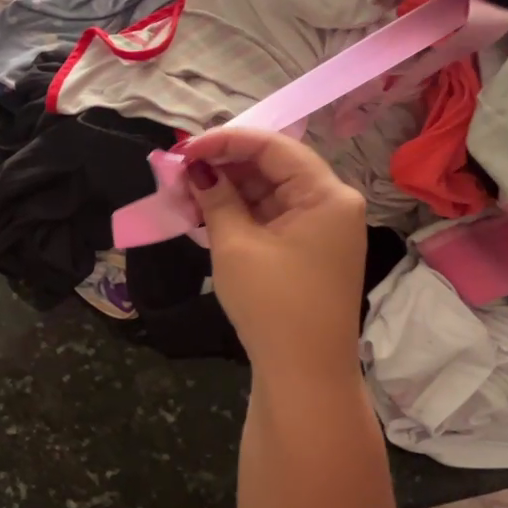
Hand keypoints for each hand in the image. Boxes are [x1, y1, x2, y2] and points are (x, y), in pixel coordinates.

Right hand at [180, 128, 366, 373]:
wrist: (303, 367)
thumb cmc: (272, 301)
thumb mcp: (235, 244)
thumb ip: (216, 199)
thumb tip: (195, 168)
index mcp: (326, 195)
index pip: (274, 147)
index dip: (225, 141)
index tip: (182, 150)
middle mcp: (330, 203)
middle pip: (273, 165)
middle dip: (223, 163)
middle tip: (177, 170)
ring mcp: (319, 226)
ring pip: (267, 189)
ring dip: (226, 187)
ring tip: (183, 191)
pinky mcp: (306, 247)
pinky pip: (269, 213)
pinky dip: (237, 210)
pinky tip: (203, 212)